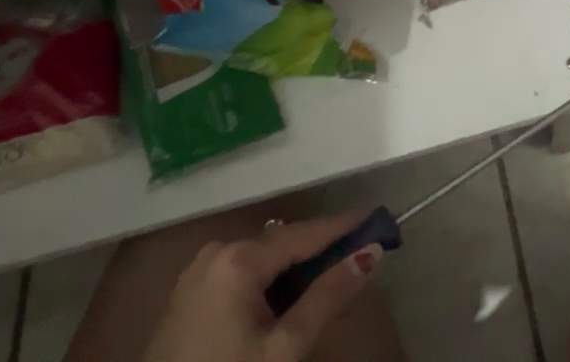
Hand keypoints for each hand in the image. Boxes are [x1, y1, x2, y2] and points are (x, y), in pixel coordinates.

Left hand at [142, 212, 382, 361]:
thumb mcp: (284, 348)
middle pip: (284, 243)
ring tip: (330, 284)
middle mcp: (216, 253)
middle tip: (361, 259)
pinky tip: (288, 302)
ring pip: (263, 259)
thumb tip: (371, 252)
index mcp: (239, 260)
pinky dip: (270, 282)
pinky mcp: (187, 297)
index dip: (347, 227)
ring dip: (297, 269)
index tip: (382, 220)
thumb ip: (328, 296)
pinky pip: (241, 275)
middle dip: (322, 251)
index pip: (307, 232)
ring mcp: (197, 274)